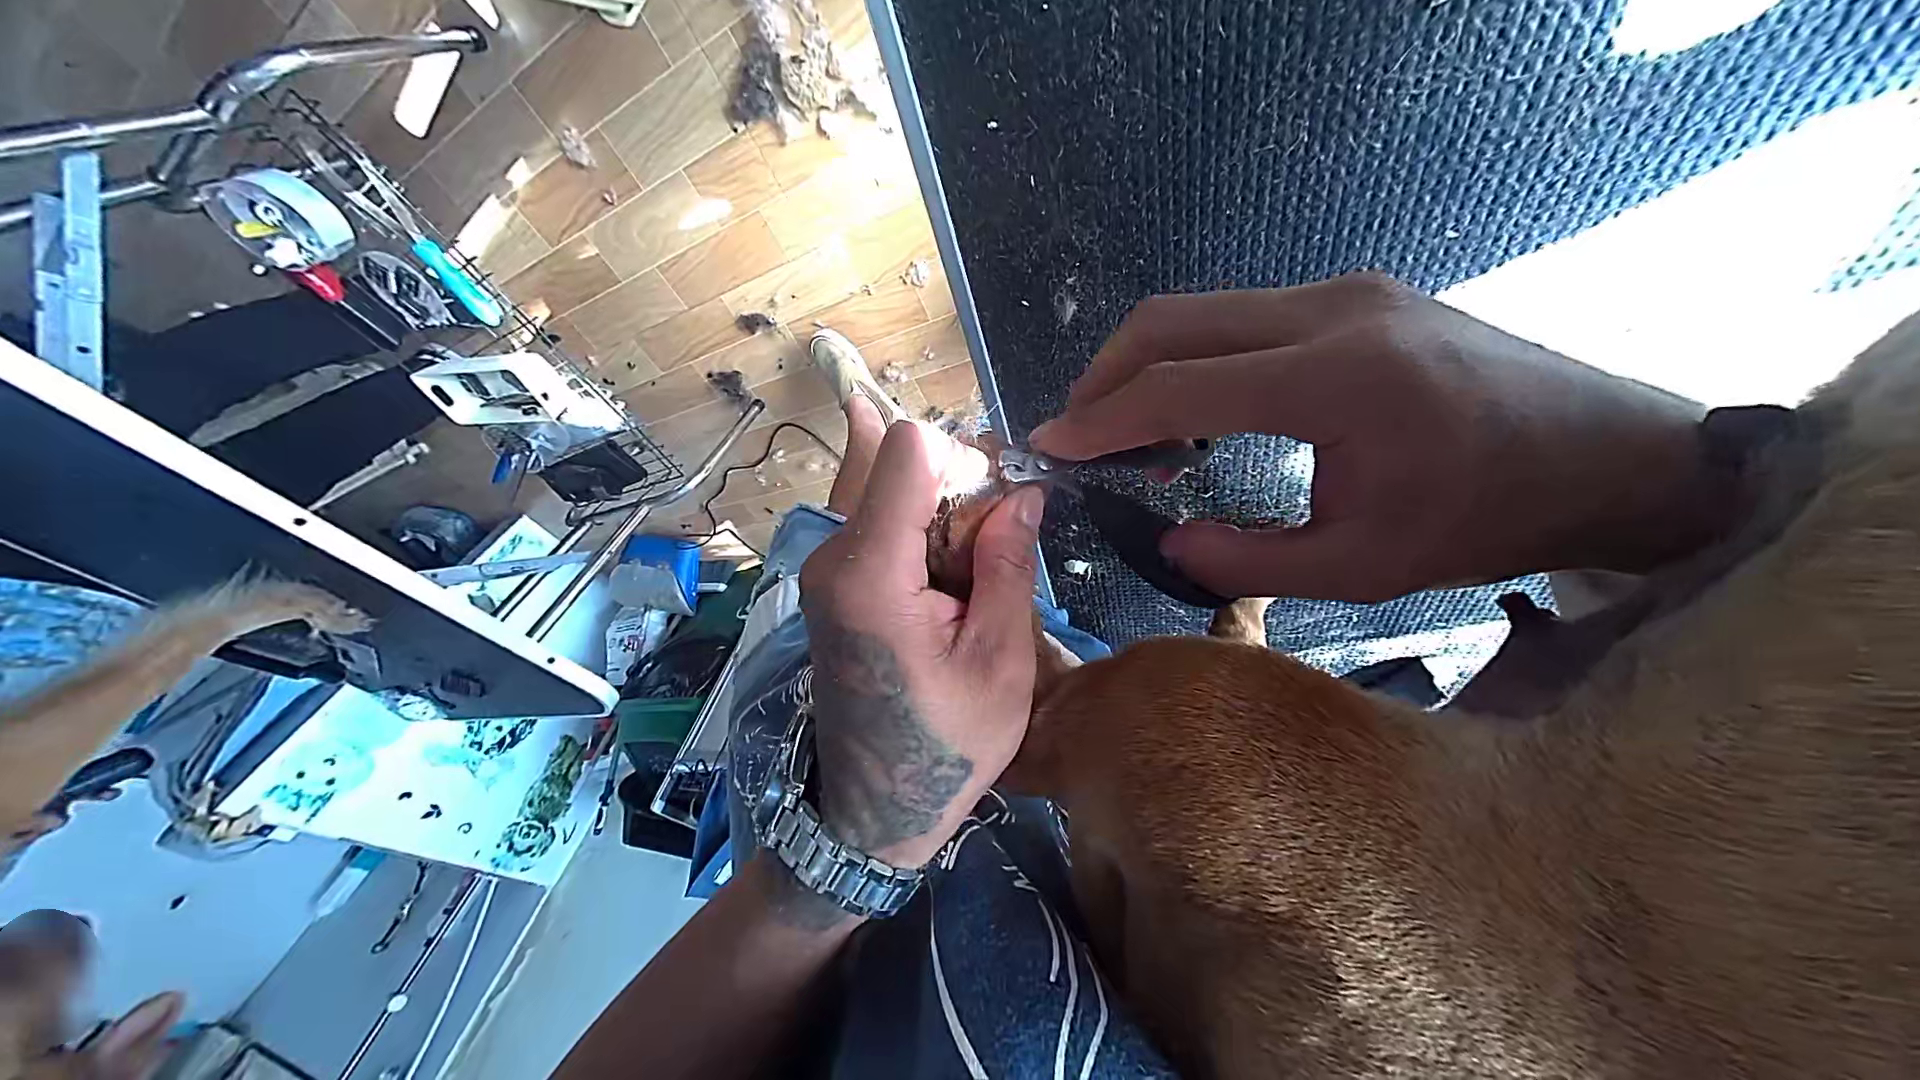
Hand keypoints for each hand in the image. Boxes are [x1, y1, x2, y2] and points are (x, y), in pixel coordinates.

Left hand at [800, 422, 1045, 867]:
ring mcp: (824, 568)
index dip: (962, 458)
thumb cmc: (945, 745)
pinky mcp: (830, 582)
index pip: (905, 448)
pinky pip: (874, 520)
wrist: (874, 807)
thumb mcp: (998, 661)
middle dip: (954, 480)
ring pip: (882, 486)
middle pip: (893, 461)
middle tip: (999, 530)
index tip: (1000, 502)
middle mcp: (833, 556)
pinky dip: (915, 525)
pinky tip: (947, 560)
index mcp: (871, 572)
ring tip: (976, 557)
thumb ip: (1008, 565)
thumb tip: (1024, 492)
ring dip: (937, 505)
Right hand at [1030, 273, 1727, 602]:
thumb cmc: (1488, 519)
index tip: (1052, 444)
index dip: (1101, 418)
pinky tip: (1193, 408)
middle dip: (1105, 376)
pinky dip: (1191, 358)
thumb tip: (1166, 541)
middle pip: (1172, 321)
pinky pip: (1239, 317)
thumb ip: (1246, 560)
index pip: (1179, 386)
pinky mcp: (1352, 295)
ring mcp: (1344, 292)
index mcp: (1337, 381)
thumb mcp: (1362, 567)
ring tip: (1128, 430)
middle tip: (1078, 432)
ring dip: (1145, 364)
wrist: (1610, 454)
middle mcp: (1331, 313)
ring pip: (1200, 311)